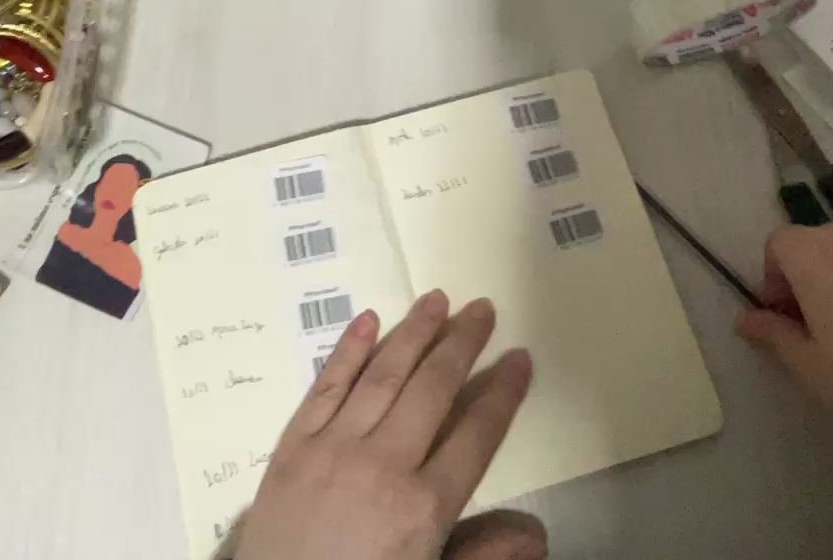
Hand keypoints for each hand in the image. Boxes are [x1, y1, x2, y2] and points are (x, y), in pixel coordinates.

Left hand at [236, 291, 540, 559]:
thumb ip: (481, 557)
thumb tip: (538, 530)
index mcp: (423, 507)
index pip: (476, 435)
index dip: (502, 394)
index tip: (519, 357)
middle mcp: (383, 463)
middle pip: (432, 389)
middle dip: (462, 344)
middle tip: (482, 307)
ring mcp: (334, 444)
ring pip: (384, 374)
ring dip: (414, 332)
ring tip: (437, 298)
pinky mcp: (294, 440)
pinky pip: (326, 384)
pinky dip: (349, 349)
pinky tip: (369, 319)